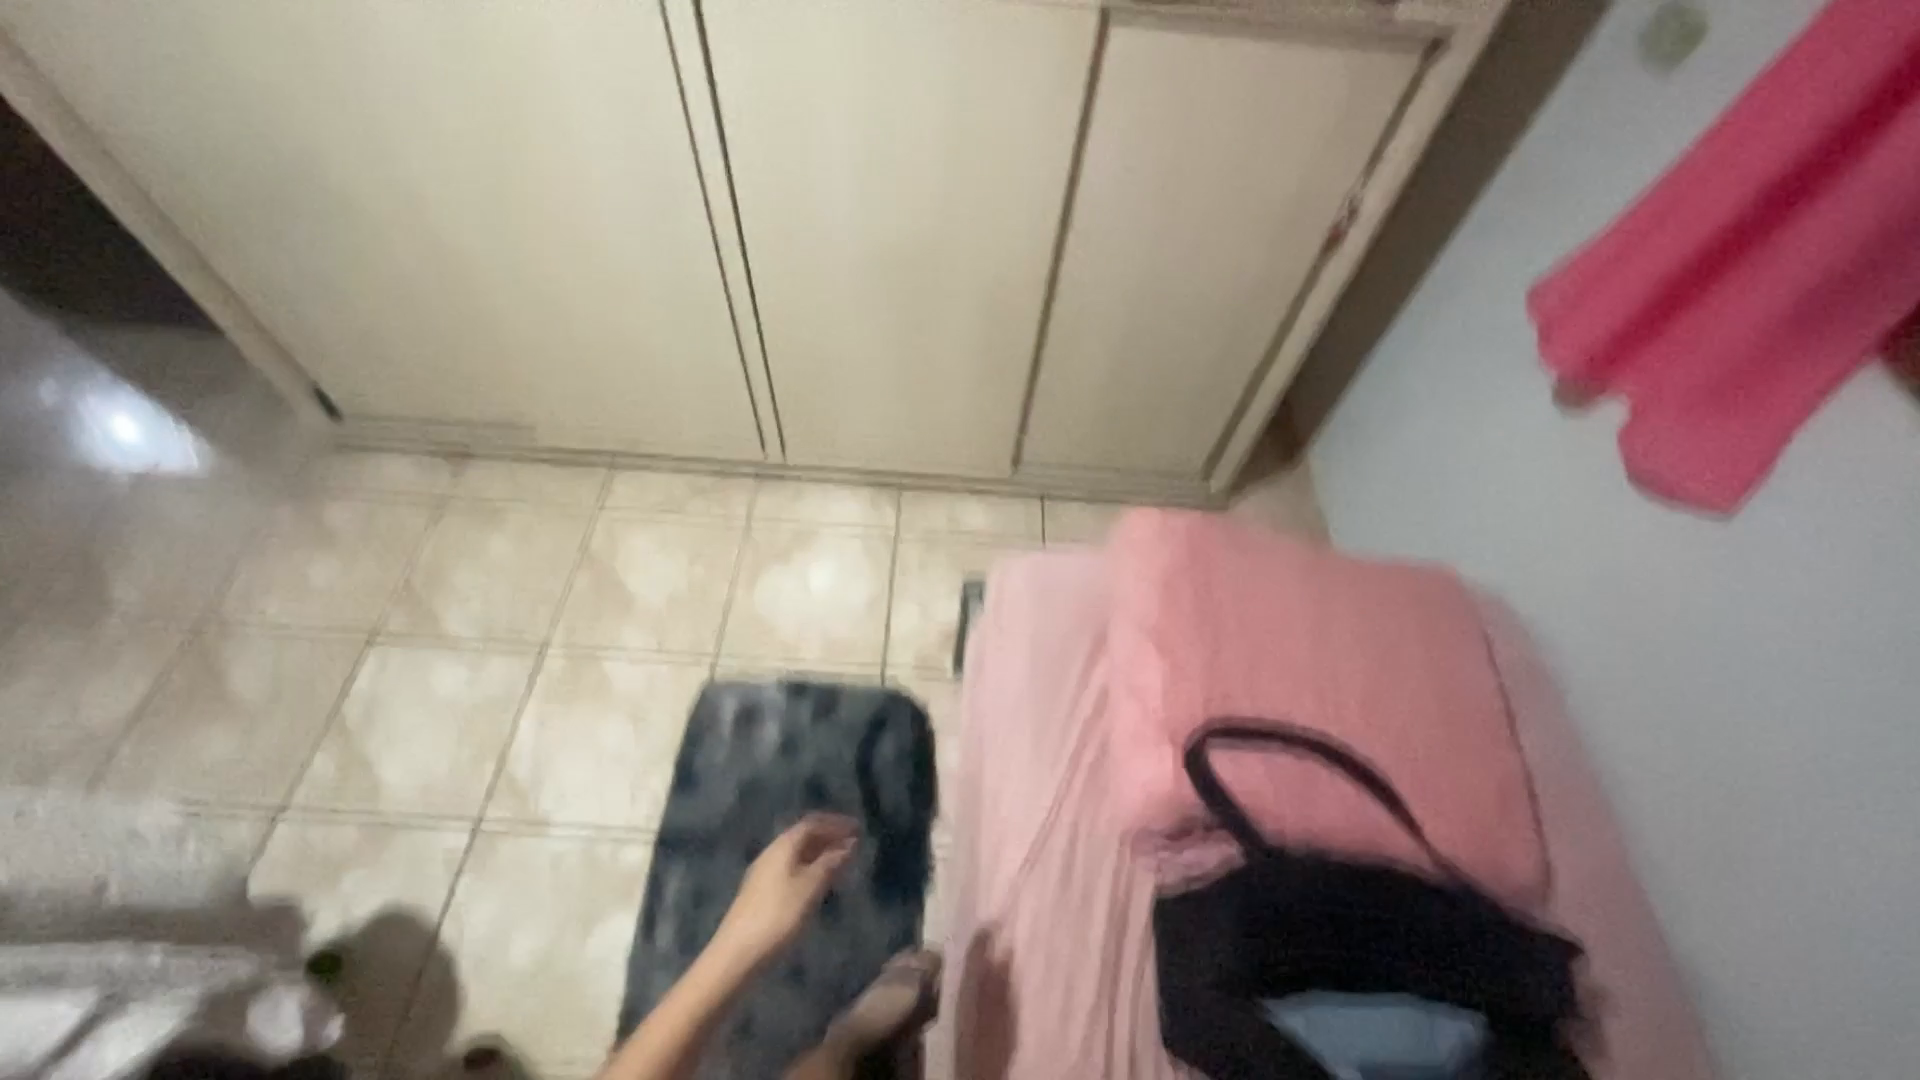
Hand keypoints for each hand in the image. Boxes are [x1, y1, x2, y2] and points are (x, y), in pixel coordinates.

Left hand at [710, 813, 858, 972]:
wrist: (737, 953)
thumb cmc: (778, 915)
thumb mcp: (810, 888)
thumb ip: (830, 863)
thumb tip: (848, 845)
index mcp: (783, 846)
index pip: (812, 823)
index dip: (836, 823)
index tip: (858, 830)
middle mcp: (772, 853)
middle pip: (803, 837)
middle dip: (829, 838)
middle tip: (853, 846)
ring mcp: (764, 873)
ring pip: (797, 854)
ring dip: (820, 854)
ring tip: (842, 864)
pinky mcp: (761, 892)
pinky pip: (791, 869)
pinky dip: (810, 869)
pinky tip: (820, 883)